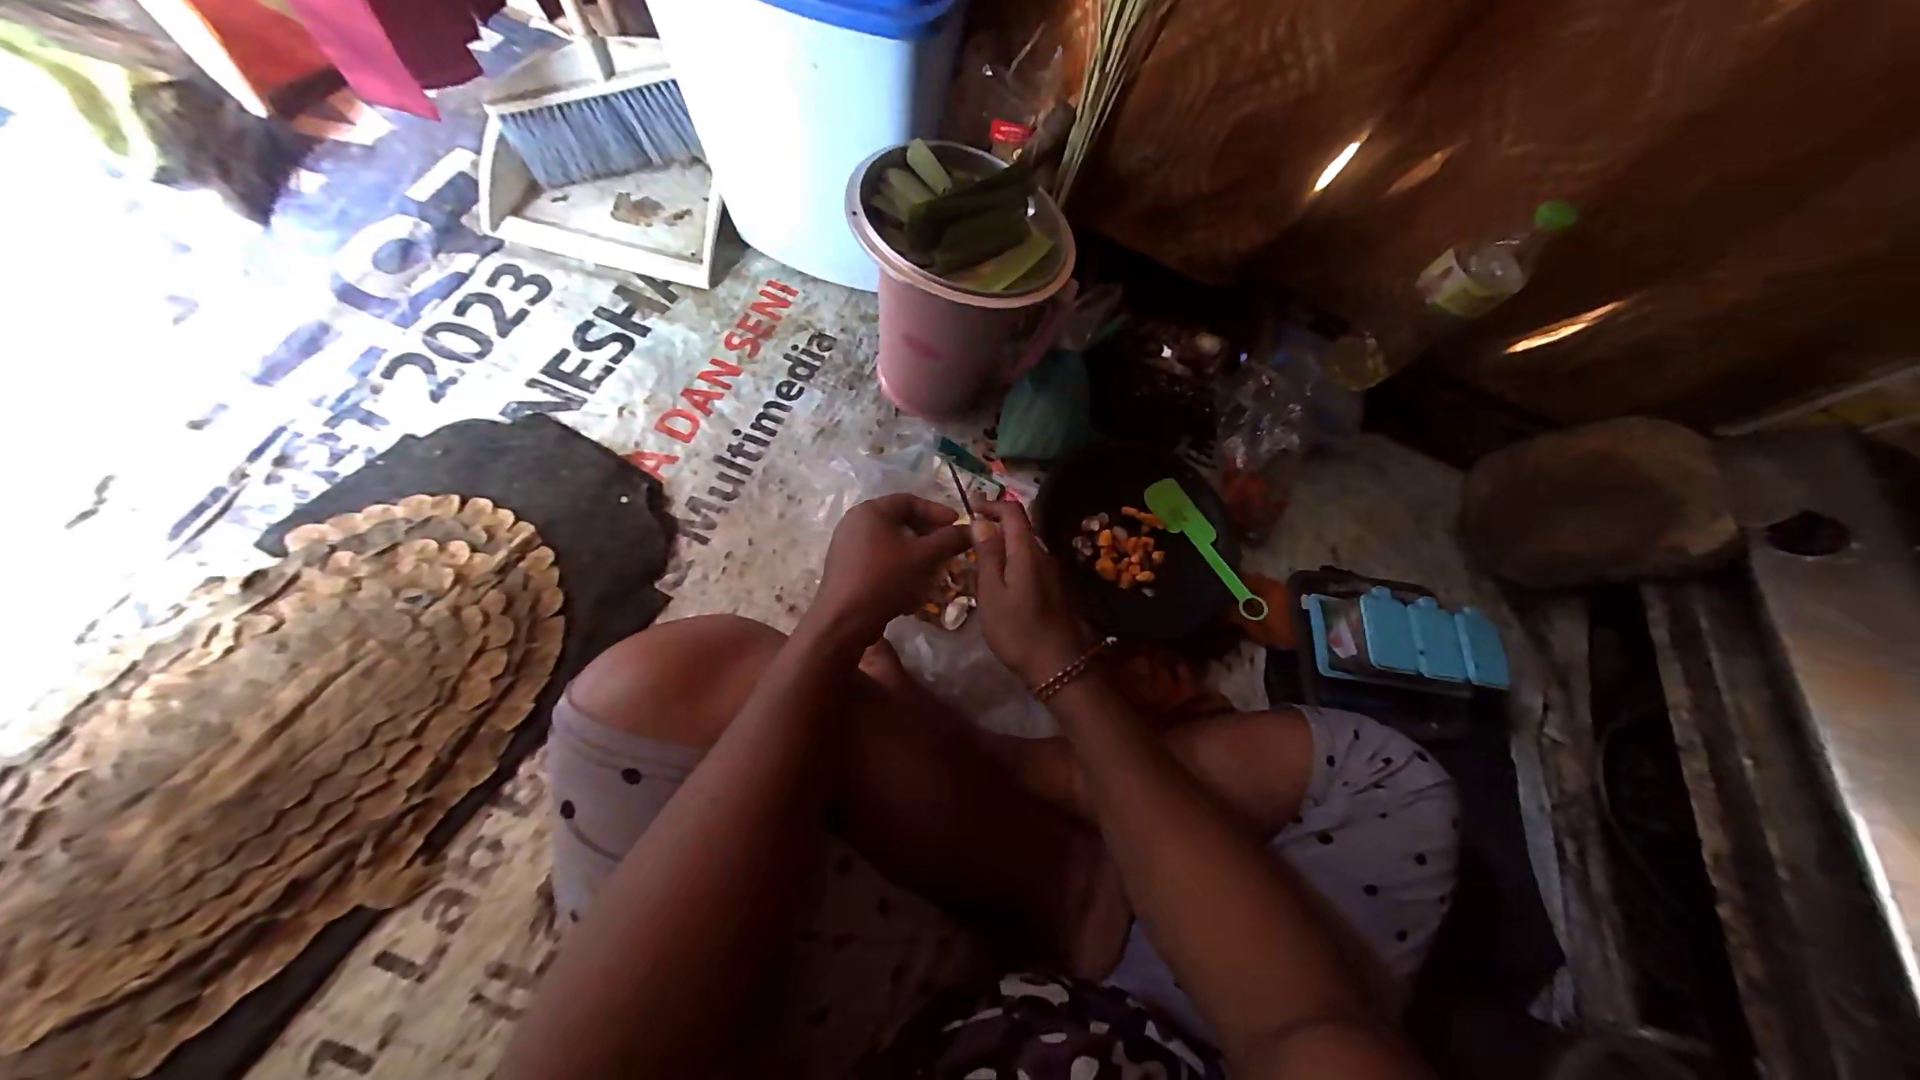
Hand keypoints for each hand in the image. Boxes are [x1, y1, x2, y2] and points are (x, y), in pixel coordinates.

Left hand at [806, 493, 971, 647]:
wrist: (844, 620)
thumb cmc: (885, 579)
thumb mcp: (924, 557)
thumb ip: (950, 539)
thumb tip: (973, 529)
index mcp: (871, 511)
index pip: (909, 501)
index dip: (936, 511)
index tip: (957, 523)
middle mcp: (854, 522)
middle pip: (899, 521)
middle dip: (927, 534)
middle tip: (947, 546)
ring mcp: (846, 546)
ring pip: (890, 543)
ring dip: (915, 554)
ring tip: (933, 568)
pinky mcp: (845, 568)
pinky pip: (878, 560)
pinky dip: (898, 567)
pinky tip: (911, 587)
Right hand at [970, 501, 1097, 686]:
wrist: (1057, 665)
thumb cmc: (1017, 630)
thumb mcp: (992, 593)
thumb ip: (987, 555)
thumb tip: (981, 521)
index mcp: (1027, 551)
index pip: (1013, 512)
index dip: (992, 504)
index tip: (970, 508)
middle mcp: (1044, 554)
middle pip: (1020, 527)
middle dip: (995, 524)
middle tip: (968, 537)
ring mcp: (1052, 572)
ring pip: (1024, 547)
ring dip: (1002, 545)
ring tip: (977, 560)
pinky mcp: (1053, 588)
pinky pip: (1029, 563)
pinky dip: (1011, 562)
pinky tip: (998, 581)